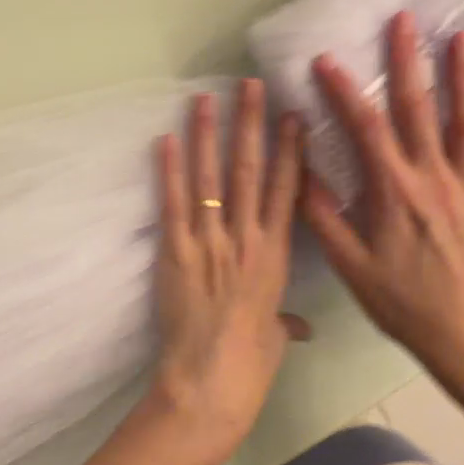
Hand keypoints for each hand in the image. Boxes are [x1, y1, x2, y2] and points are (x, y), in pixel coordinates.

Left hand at [149, 79, 305, 446]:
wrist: (212, 380)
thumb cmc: (251, 363)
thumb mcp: (276, 336)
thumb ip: (286, 321)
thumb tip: (299, 326)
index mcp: (276, 255)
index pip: (287, 190)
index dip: (290, 148)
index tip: (293, 113)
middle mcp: (246, 238)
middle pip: (250, 170)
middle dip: (250, 124)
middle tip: (249, 85)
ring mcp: (209, 241)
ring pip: (210, 177)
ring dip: (206, 134)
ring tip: (205, 96)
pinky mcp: (175, 251)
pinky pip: (172, 202)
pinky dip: (168, 169)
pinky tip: (164, 138)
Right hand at [300, 12, 463, 399]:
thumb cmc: (400, 303)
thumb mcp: (349, 266)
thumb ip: (324, 217)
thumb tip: (300, 172)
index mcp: (394, 191)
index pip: (365, 128)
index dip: (343, 91)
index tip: (325, 59)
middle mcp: (433, 179)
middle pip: (420, 110)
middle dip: (409, 61)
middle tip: (404, 19)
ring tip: (463, 40)